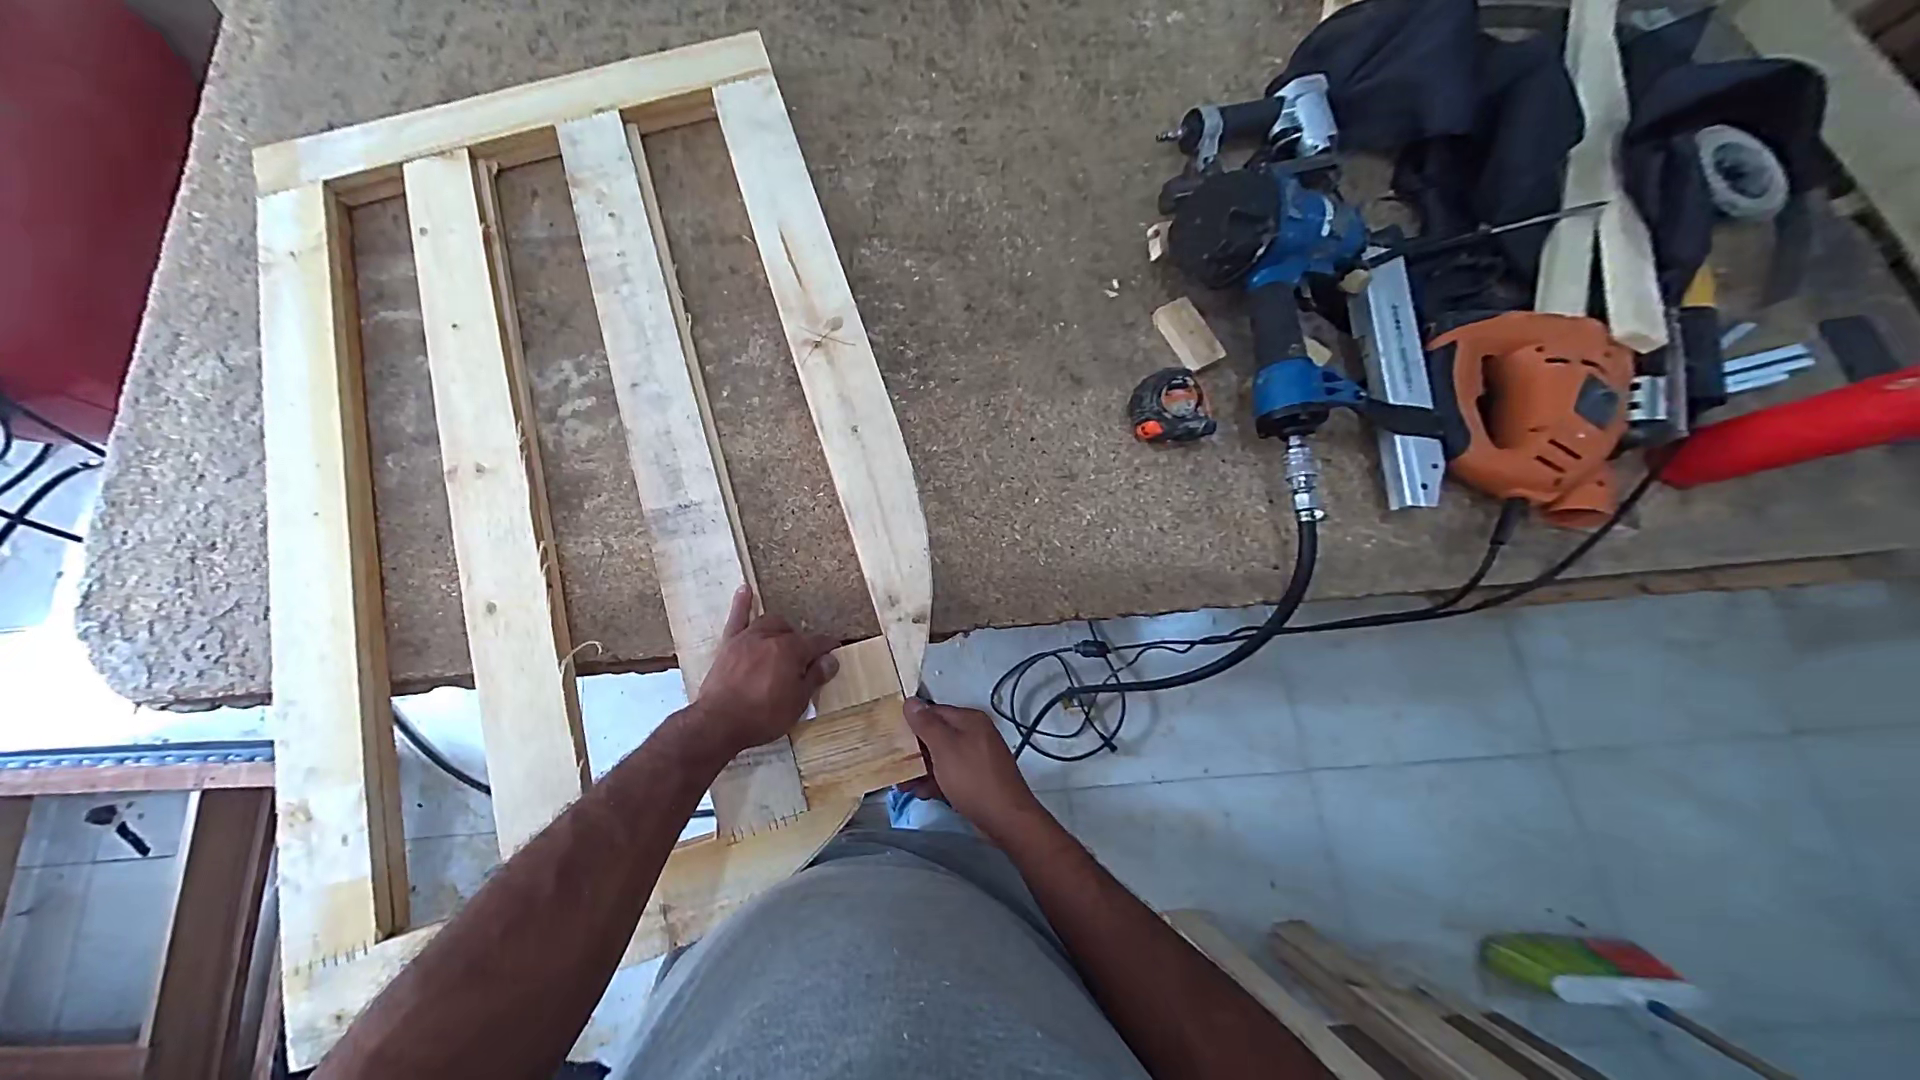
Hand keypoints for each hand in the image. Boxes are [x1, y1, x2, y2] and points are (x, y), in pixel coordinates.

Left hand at [691, 586, 839, 756]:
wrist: (719, 723)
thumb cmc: (763, 715)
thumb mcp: (798, 702)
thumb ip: (815, 677)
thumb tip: (831, 660)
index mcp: (792, 651)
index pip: (818, 643)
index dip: (828, 649)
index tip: (834, 652)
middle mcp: (772, 637)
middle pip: (794, 634)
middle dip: (803, 643)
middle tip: (806, 661)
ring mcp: (749, 638)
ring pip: (770, 623)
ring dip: (781, 629)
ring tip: (785, 639)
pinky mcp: (729, 644)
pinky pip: (737, 618)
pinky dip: (742, 603)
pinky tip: (746, 590)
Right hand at [901, 699, 1053, 842]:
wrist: (1005, 818)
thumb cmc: (972, 778)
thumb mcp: (944, 747)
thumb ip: (926, 724)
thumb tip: (911, 701)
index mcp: (969, 720)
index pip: (934, 711)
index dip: (912, 722)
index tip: (892, 737)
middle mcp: (975, 734)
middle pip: (937, 735)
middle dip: (915, 750)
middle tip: (894, 764)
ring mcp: (977, 758)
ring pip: (942, 757)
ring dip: (922, 769)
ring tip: (902, 785)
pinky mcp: (977, 779)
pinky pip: (951, 774)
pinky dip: (936, 781)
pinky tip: (922, 793)